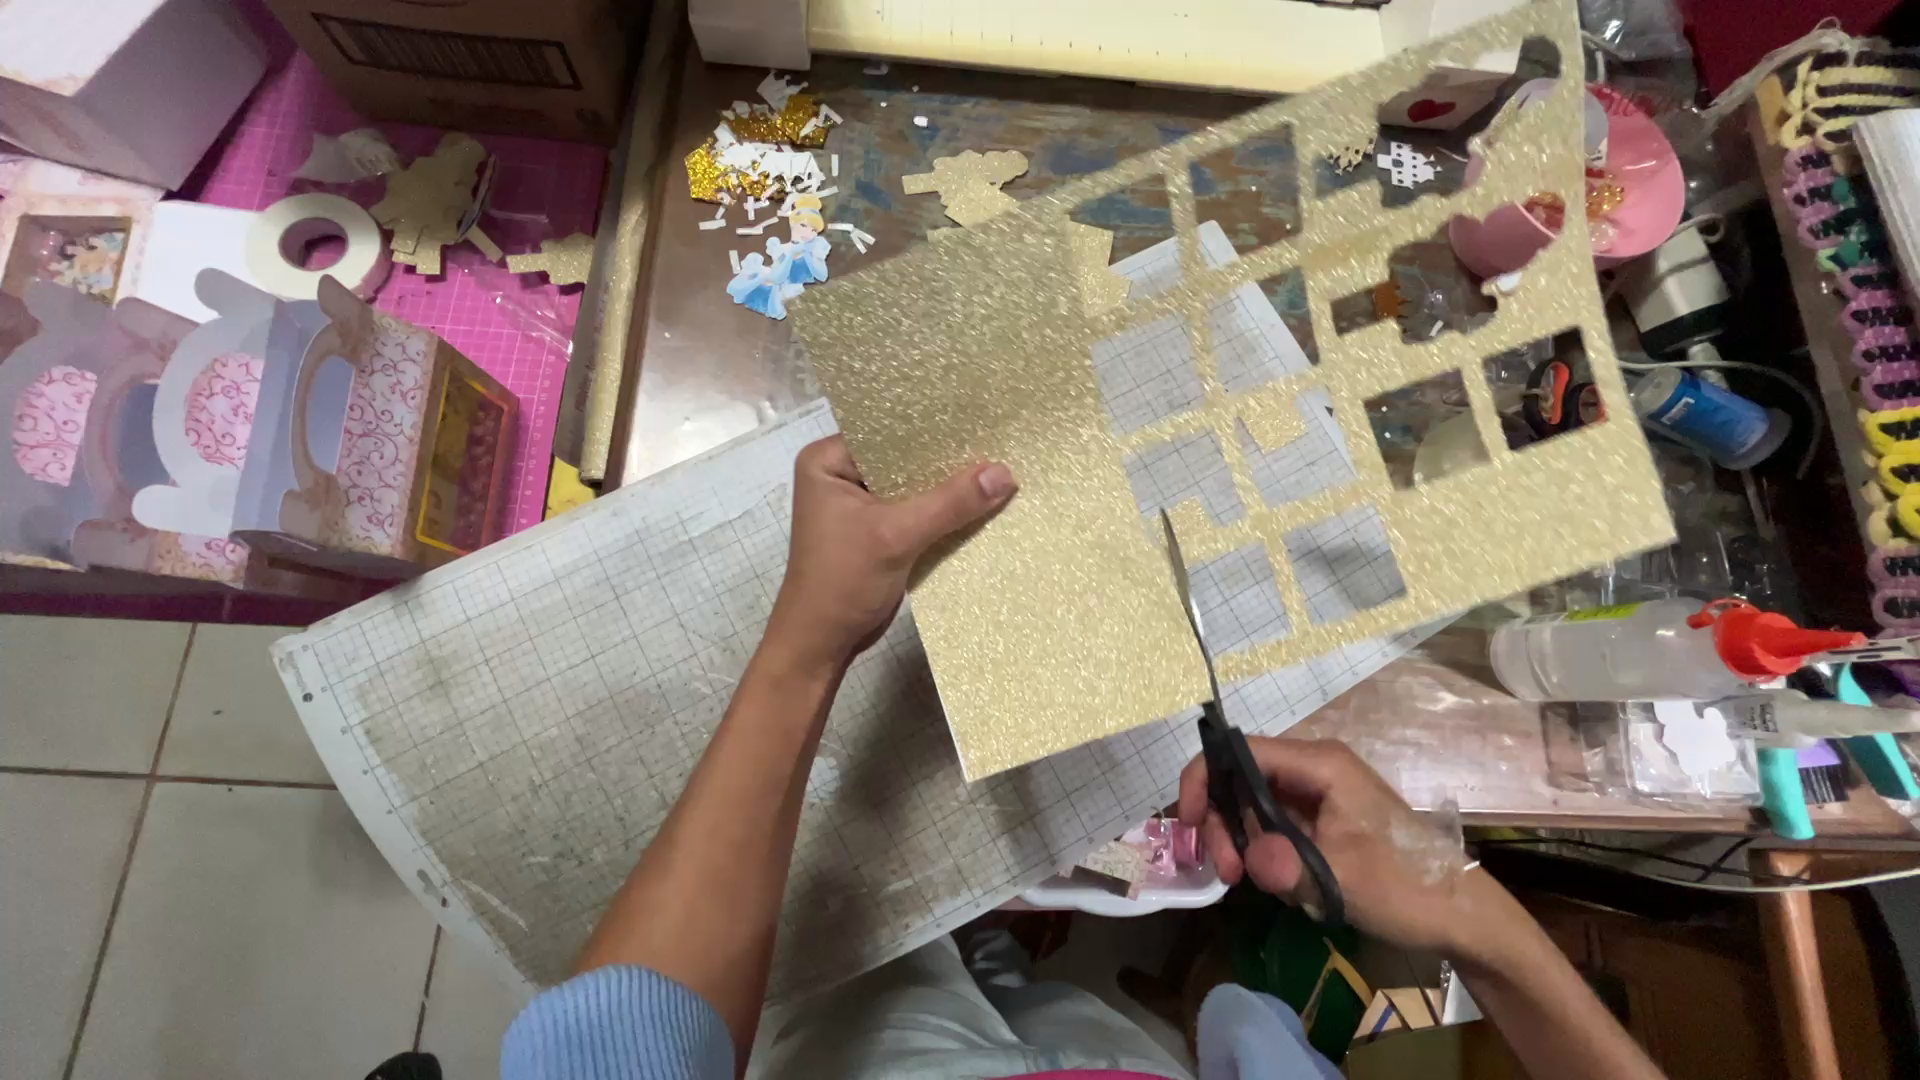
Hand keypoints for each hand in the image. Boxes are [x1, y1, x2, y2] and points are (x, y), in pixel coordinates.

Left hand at [765, 435, 1015, 672]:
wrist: (823, 644)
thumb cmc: (843, 582)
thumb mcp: (897, 536)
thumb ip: (950, 503)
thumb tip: (1005, 473)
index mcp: (828, 459)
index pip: (889, 429)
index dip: (934, 425)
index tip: (983, 417)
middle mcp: (842, 473)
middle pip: (904, 456)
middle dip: (947, 458)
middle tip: (1001, 441)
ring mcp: (861, 503)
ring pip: (915, 484)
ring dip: (950, 486)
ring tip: (1001, 467)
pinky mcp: (879, 529)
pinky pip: (917, 509)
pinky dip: (944, 511)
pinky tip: (983, 503)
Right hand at [1178, 737, 1479, 954]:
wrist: (1462, 916)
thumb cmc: (1407, 885)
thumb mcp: (1345, 878)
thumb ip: (1290, 865)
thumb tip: (1249, 861)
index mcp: (1320, 764)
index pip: (1241, 751)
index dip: (1204, 778)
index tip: (1188, 822)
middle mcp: (1313, 768)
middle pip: (1240, 779)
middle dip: (1222, 822)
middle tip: (1225, 872)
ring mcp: (1315, 794)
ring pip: (1251, 804)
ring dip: (1238, 840)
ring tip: (1249, 881)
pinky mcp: (1317, 819)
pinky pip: (1270, 824)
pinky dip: (1258, 849)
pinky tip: (1274, 880)